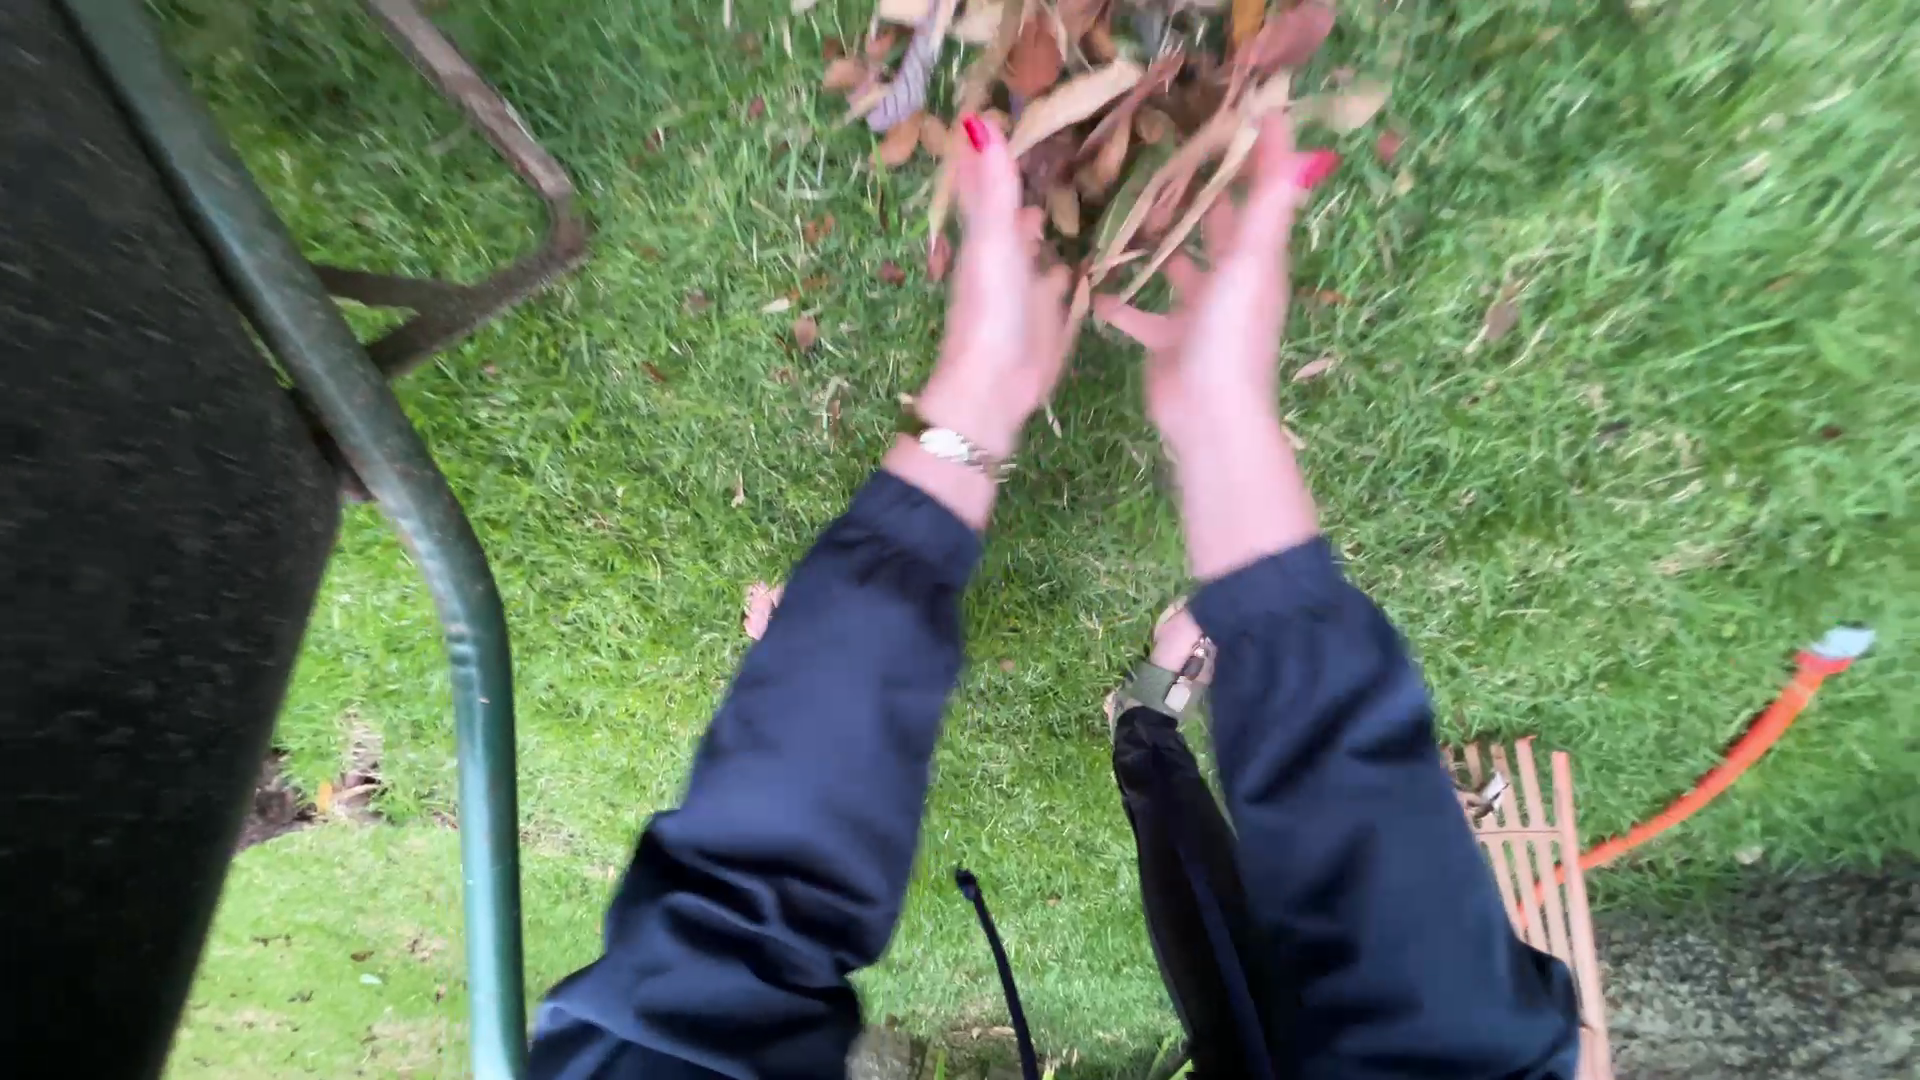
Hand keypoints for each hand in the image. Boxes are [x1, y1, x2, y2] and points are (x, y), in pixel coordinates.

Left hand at [916, 114, 1071, 458]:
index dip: (1002, 166)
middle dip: (1042, 198)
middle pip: (1025, 224)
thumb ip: (992, 189)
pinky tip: (1106, 261)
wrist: (996, 386)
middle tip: (1073, 163)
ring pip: (1048, 255)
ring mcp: (1034, 295)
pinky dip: (1083, 274)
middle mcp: (1011, 264)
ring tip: (1096, 204)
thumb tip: (977, 120)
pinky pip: (1071, 290)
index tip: (1018, 126)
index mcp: (990, 242)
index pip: (995, 193)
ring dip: (1063, 236)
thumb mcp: (992, 242)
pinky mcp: (1056, 323)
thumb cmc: (990, 310)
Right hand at [1094, 112, 1335, 451]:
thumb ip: (1266, 200)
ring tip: (1125, 217)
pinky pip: (1142, 316)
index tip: (1228, 113)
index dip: (1250, 155)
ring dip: (1157, 247)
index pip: (1258, 194)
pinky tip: (1094, 289)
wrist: (1207, 414)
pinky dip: (1121, 305)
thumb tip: (1290, 128)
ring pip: (1177, 269)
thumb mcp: (1250, 262)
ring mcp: (1198, 314)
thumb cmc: (1229, 336)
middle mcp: (1231, 282)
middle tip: (1162, 159)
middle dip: (1196, 197)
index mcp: (1256, 259)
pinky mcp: (1167, 342)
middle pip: (1216, 228)